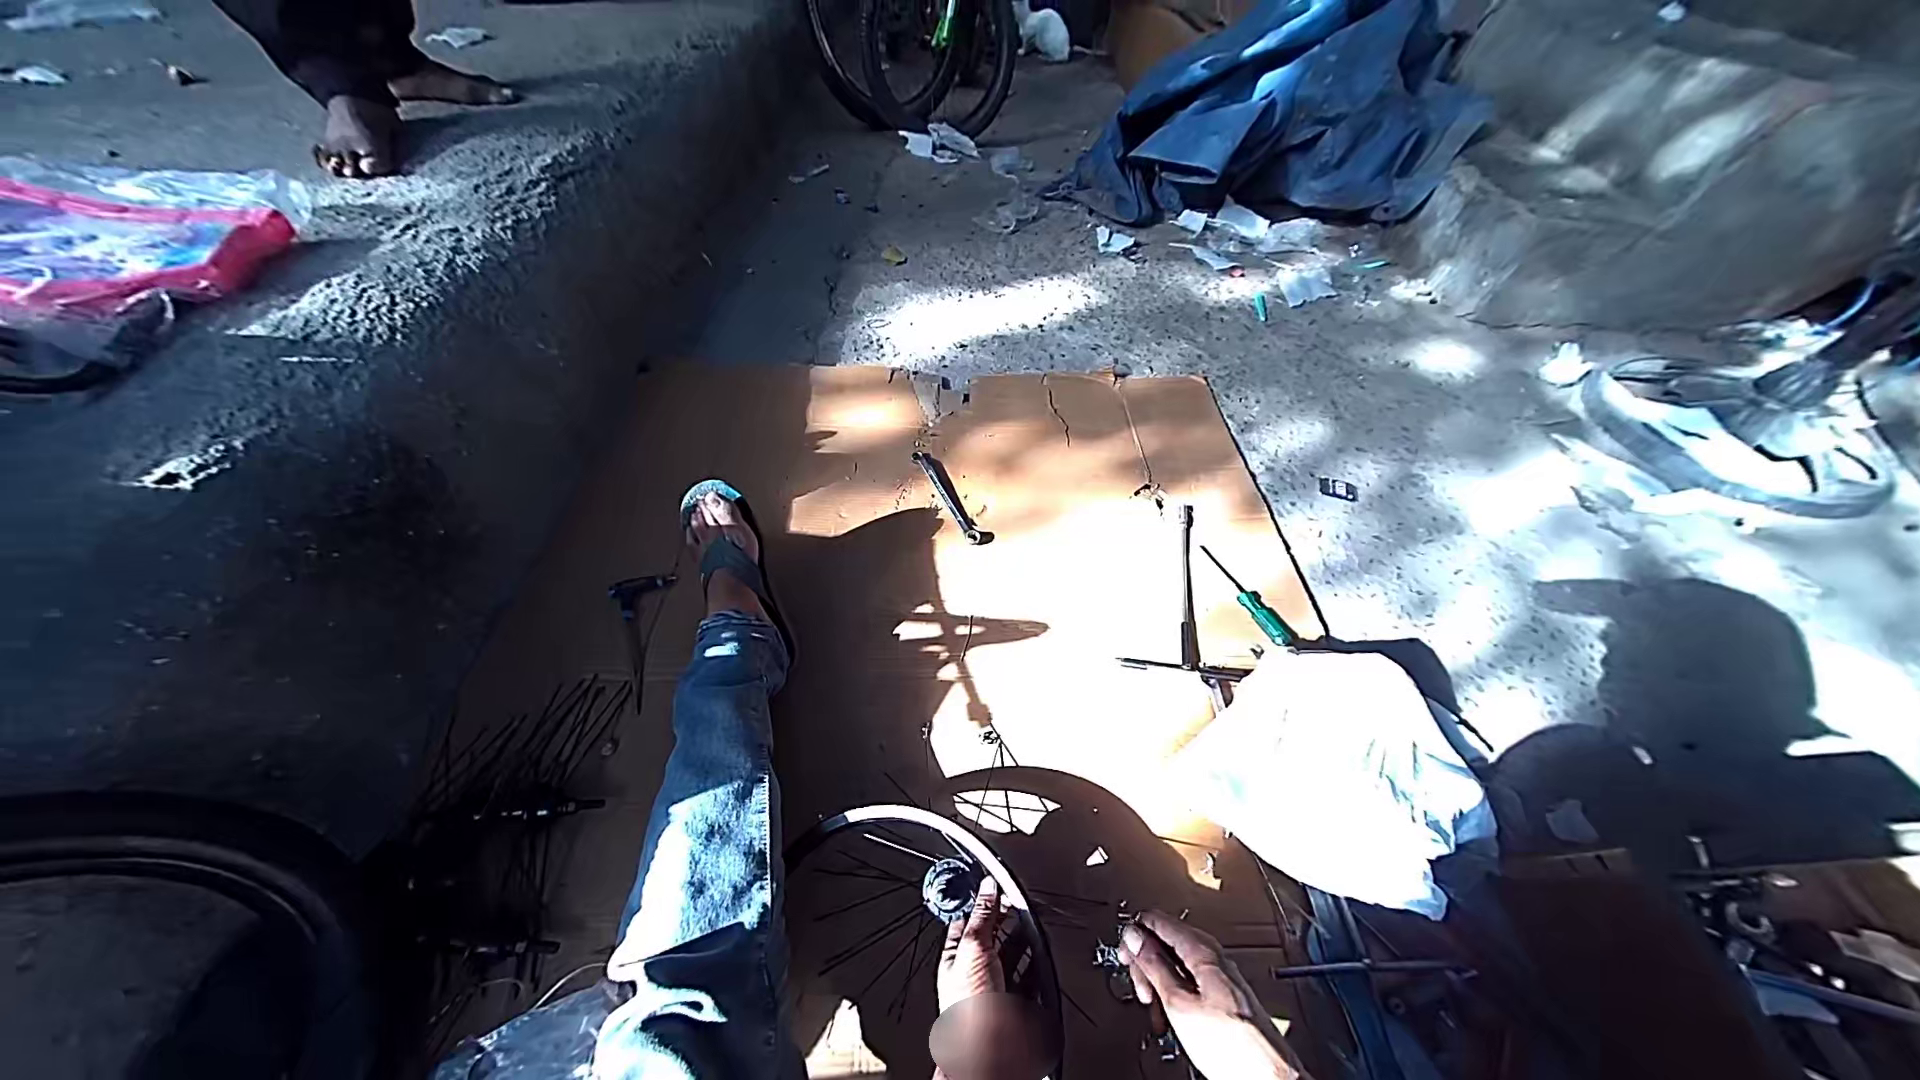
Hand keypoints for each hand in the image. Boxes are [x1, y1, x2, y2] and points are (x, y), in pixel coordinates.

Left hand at [929, 877, 1053, 1079]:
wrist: (993, 1057)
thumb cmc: (971, 1013)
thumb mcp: (973, 949)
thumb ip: (982, 916)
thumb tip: (987, 886)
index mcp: (956, 958)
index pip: (968, 919)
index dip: (981, 901)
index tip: (995, 885)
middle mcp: (976, 973)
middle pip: (993, 936)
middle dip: (1006, 918)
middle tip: (1018, 901)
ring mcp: (998, 989)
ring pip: (1013, 954)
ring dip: (1024, 938)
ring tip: (1032, 921)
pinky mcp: (1019, 1003)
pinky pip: (1030, 976)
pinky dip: (1037, 963)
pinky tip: (1040, 955)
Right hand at [1121, 910, 1307, 1079]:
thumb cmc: (1233, 1048)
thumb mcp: (1178, 1004)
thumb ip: (1153, 965)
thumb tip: (1134, 937)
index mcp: (1200, 948)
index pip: (1156, 919)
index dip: (1134, 934)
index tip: (1125, 954)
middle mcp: (1212, 954)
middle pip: (1165, 939)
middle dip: (1146, 961)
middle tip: (1141, 987)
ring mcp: (1219, 973)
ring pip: (1176, 961)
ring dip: (1159, 980)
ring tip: (1156, 1007)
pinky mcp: (1224, 993)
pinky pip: (1189, 979)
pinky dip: (1175, 992)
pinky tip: (1172, 1014)